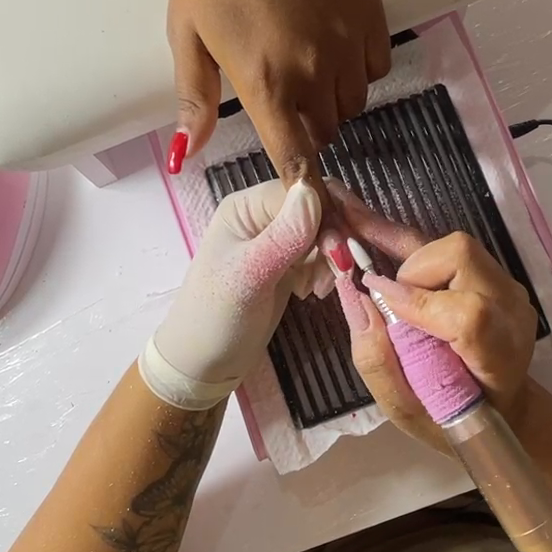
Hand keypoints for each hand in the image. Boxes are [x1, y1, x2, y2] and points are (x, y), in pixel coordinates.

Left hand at [141, 180, 329, 409]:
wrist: (204, 363)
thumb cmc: (216, 318)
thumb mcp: (249, 275)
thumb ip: (284, 235)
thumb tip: (312, 189)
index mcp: (247, 206)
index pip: (302, 190)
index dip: (330, 213)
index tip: (346, 247)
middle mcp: (263, 215)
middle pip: (319, 208)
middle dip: (337, 237)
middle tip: (342, 270)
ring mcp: (277, 240)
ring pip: (325, 232)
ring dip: (332, 257)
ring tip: (321, 289)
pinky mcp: (288, 264)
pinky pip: (321, 254)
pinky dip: (326, 270)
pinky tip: (315, 292)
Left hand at [167, 0, 390, 189]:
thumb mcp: (187, 34)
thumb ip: (194, 100)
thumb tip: (185, 156)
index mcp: (266, 84)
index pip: (294, 157)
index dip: (298, 182)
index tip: (300, 192)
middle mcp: (314, 73)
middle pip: (324, 132)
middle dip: (306, 129)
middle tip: (286, 101)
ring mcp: (349, 44)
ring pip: (353, 103)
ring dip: (332, 101)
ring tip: (309, 69)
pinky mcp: (373, 16)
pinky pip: (377, 68)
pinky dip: (359, 70)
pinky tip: (336, 47)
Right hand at [331, 188, 538, 452]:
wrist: (499, 404)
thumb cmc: (452, 417)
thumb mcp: (406, 411)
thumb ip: (378, 361)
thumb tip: (355, 298)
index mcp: (498, 355)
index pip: (470, 314)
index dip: (418, 301)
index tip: (377, 299)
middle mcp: (511, 312)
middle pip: (461, 256)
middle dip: (411, 270)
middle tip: (388, 299)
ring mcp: (507, 287)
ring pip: (453, 244)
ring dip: (411, 261)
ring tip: (385, 281)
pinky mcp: (494, 272)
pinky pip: (449, 246)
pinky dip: (408, 244)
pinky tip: (368, 228)